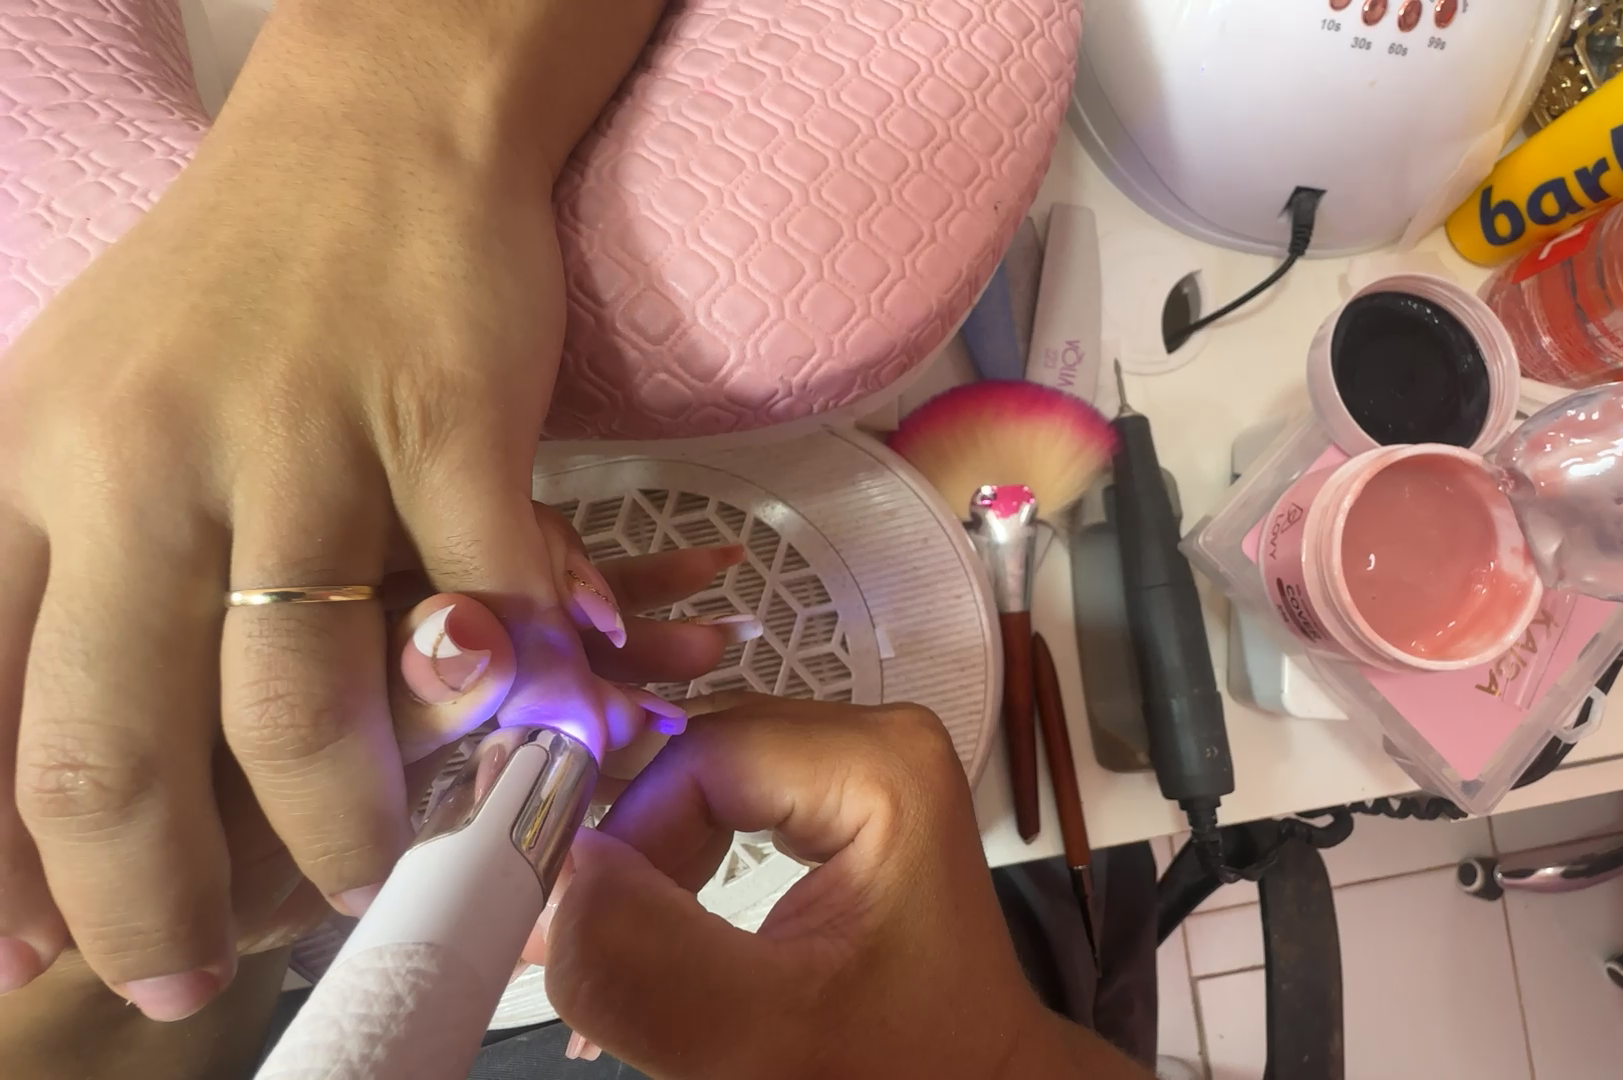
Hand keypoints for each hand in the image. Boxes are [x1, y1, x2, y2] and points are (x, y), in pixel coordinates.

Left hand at [0, 0, 662, 1016]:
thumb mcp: (122, 395)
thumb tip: (175, 713)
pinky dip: (531, 671)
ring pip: (311, 694)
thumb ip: (123, 551)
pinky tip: (562, 712)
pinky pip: (493, 596)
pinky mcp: (453, 429)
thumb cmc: (274, 272)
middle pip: (126, 738)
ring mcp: (308, 449)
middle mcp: (140, 468)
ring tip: (380, 871)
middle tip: (210, 975)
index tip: (37, 960)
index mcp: (33, 464)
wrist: (390, 139)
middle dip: (166, 892)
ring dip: (355, 811)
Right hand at [538, 696, 1150, 1079]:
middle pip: (711, 751)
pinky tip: (668, 910)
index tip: (582, 926)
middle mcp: (885, 734)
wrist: (969, 1072)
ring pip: (716, 769)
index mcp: (887, 763)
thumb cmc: (901, 1061)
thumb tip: (570, 871)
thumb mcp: (768, 1039)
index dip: (629, 830)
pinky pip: (744, 788)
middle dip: (634, 842)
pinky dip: (691, 845)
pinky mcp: (854, 782)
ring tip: (620, 939)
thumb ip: (651, 962)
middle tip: (581, 937)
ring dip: (654, 849)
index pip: (710, 752)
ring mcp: (871, 753)